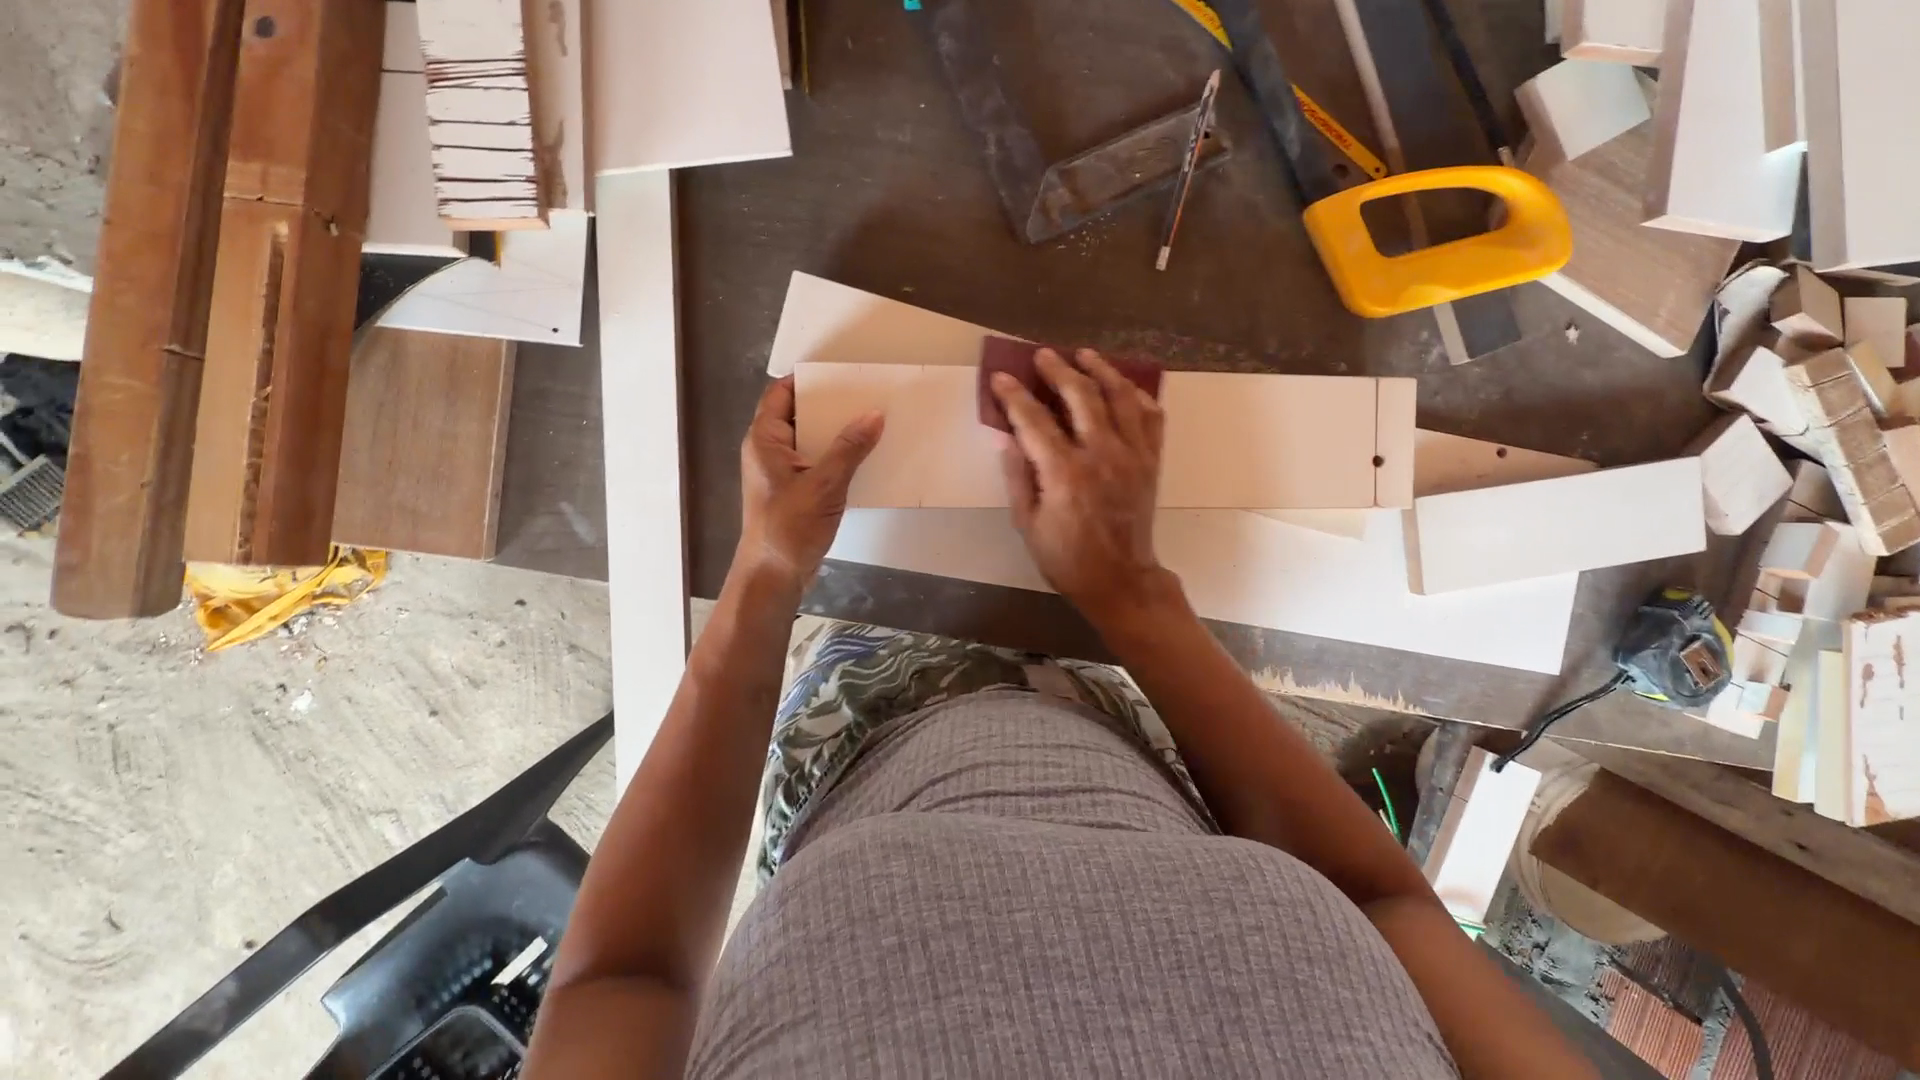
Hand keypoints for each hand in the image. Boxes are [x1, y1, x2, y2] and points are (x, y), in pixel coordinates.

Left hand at [736, 376, 883, 587]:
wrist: (774, 575)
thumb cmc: (788, 527)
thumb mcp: (823, 484)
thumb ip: (849, 449)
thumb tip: (875, 415)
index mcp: (765, 440)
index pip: (780, 393)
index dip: (807, 379)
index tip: (840, 371)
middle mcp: (770, 451)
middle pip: (798, 415)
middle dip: (830, 405)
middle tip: (865, 392)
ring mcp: (782, 473)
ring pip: (811, 441)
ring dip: (837, 433)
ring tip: (872, 419)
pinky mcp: (796, 492)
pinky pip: (818, 464)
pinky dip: (838, 457)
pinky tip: (866, 456)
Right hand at [992, 348, 1179, 629]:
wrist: (1120, 580)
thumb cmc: (1067, 559)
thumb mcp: (1028, 524)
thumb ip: (1018, 477)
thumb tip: (1007, 438)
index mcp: (1065, 473)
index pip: (1034, 420)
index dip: (1015, 396)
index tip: (1002, 378)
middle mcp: (1102, 455)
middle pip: (1081, 395)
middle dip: (1058, 370)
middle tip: (1042, 356)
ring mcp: (1132, 455)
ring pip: (1120, 396)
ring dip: (1101, 370)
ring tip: (1084, 355)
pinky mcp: (1152, 460)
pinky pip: (1151, 416)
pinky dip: (1137, 395)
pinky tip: (1123, 385)